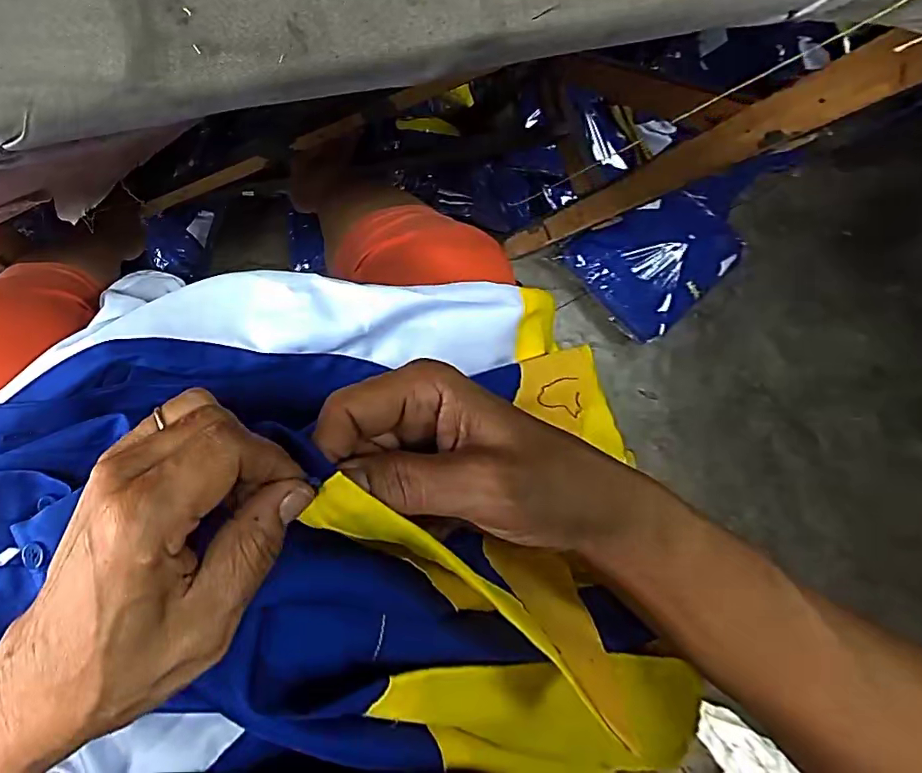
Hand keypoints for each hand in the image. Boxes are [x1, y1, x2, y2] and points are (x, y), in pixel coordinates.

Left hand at [0, 389, 314, 772]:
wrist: (47, 675)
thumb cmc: (127, 660)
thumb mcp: (208, 622)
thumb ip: (254, 546)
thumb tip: (294, 490)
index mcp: (142, 512)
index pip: (226, 444)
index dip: (271, 461)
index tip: (290, 495)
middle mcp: (120, 473)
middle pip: (212, 418)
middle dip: (253, 450)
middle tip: (263, 500)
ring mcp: (109, 463)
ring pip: (192, 409)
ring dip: (228, 441)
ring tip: (235, 493)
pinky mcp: (107, 464)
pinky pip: (171, 422)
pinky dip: (203, 441)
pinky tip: (206, 487)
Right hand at [313, 360, 674, 559]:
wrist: (593, 513)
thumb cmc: (548, 487)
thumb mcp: (478, 485)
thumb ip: (404, 482)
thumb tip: (328, 487)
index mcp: (422, 386)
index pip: (344, 411)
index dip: (329, 455)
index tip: (331, 509)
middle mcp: (410, 403)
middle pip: (348, 439)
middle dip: (348, 486)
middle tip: (368, 532)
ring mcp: (416, 436)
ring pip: (360, 468)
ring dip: (369, 505)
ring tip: (403, 533)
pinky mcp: (422, 468)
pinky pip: (382, 488)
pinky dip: (387, 514)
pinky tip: (416, 532)